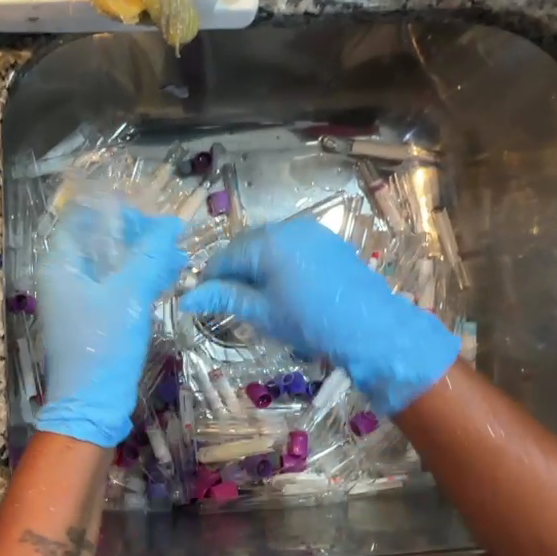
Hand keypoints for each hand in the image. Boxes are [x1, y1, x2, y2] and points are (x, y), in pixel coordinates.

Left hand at [35, 199, 186, 447]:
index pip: (82, 217)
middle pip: (99, 239)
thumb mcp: (129, 295)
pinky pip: (117, 286)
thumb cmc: (103, 345)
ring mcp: (78, 298)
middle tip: (172, 235)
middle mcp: (64, 277)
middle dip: (137, 234)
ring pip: (112, 264)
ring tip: (178, 255)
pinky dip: (140, 278)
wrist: (91, 404)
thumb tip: (172, 224)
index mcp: (60, 264)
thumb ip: (150, 256)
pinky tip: (168, 275)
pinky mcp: (94, 317)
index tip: (151, 213)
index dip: (115, 210)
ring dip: (143, 256)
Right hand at [177, 219, 458, 413]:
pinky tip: (284, 289)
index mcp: (267, 242)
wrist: (371, 328)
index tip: (204, 301)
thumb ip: (223, 298)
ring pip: (268, 245)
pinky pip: (291, 246)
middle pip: (245, 246)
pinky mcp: (328, 241)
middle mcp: (287, 227)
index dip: (210, 279)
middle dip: (234, 271)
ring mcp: (311, 231)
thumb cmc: (310, 322)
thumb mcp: (261, 313)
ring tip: (258, 298)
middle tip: (231, 302)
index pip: (224, 257)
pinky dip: (279, 263)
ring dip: (256, 267)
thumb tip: (185, 299)